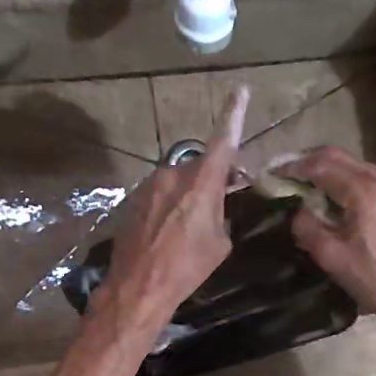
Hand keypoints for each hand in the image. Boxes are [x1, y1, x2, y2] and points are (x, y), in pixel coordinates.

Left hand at [98, 90, 248, 322]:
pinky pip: (160, 194)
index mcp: (201, 183)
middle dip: (214, 178)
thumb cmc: (186, 268)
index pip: (223, 140)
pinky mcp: (133, 199)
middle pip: (201, 167)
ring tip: (190, 227)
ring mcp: (149, 186)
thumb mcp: (219, 242)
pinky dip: (170, 205)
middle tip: (225, 197)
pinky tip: (169, 232)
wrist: (138, 286)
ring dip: (189, 194)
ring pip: (179, 182)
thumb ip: (220, 213)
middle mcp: (173, 175)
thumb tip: (214, 207)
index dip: (235, 114)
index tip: (242, 90)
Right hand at [280, 146, 375, 319]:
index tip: (274, 172)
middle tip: (284, 171)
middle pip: (337, 156)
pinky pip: (363, 172)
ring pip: (350, 162)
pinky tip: (329, 191)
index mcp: (364, 191)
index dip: (294, 167)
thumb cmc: (371, 277)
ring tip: (302, 181)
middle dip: (307, 161)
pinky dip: (342, 175)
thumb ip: (306, 225)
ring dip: (324, 167)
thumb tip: (298, 209)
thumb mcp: (329, 255)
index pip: (321, 165)